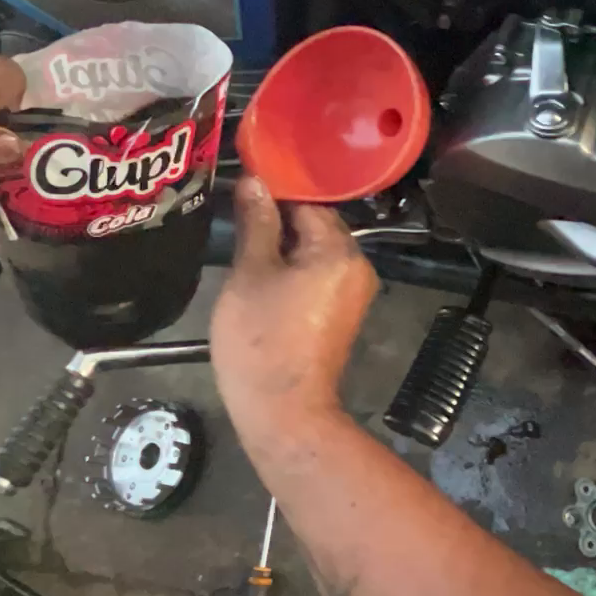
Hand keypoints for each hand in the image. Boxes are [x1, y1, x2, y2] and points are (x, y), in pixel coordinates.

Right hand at [211, 177, 378, 428]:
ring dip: (285, 246)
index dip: (273, 194)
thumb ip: (256, 223)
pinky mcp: (345, 312)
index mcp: (339, 250)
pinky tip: (266, 278)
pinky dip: (296, 270)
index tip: (241, 194)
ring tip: (247, 250)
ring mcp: (355, 291)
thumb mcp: (250, 275)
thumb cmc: (262, 342)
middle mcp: (357, 265)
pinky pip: (321, 275)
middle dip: (280, 222)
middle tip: (238, 223)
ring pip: (317, 251)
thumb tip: (254, 181)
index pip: (306, 202)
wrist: (286, 414)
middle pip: (316, 225)